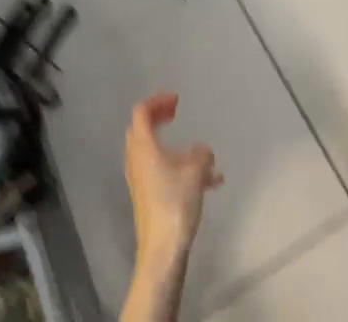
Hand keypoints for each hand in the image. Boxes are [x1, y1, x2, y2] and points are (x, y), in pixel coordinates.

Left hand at [125, 92, 222, 265]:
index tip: (177, 100)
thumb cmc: (176, 202)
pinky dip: (181, 168)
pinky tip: (210, 182)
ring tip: (204, 156)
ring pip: (155, 153)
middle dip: (159, 119)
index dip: (158, 101)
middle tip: (176, 114)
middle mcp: (137, 160)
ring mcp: (140, 180)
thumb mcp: (196, 171)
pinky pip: (163, 172)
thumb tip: (202, 151)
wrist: (162, 248)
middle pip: (142, 130)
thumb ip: (201, 154)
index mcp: (143, 147)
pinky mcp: (148, 197)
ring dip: (175, 147)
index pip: (142, 112)